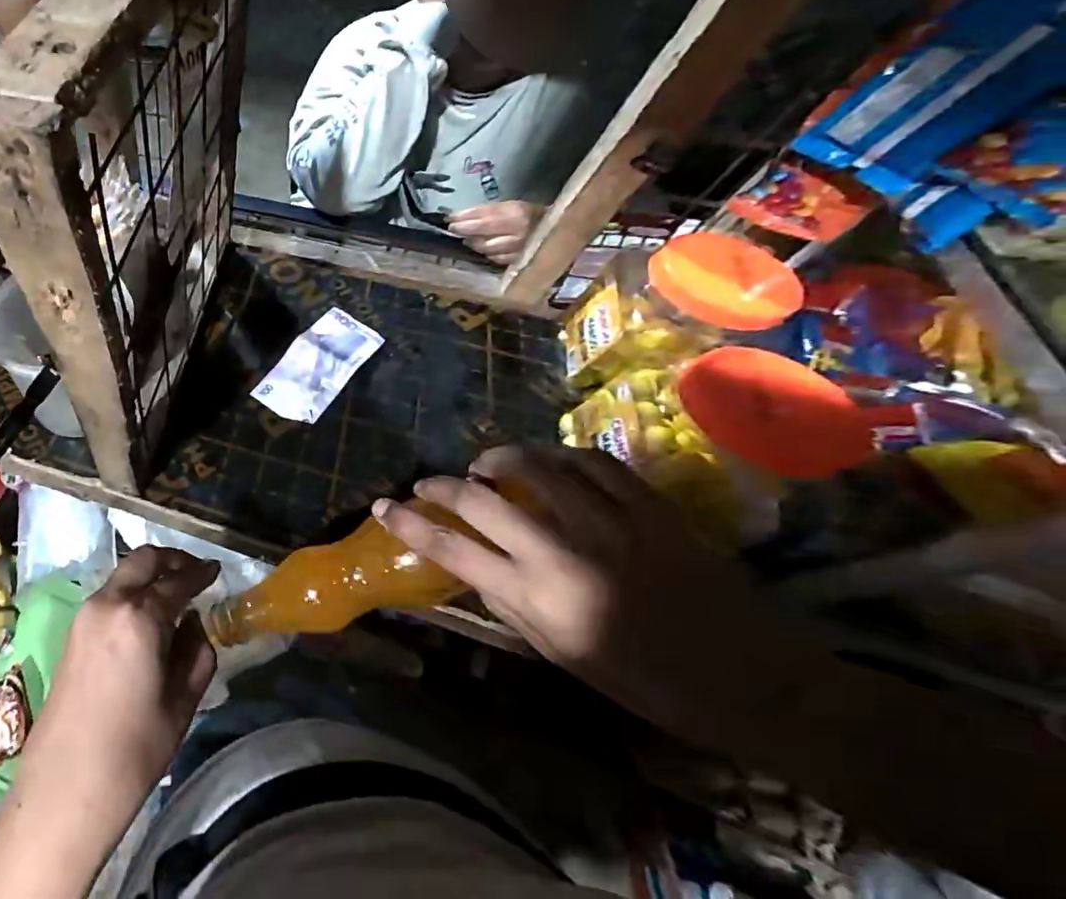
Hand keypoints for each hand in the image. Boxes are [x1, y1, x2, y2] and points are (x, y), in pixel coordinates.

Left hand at [30, 547, 218, 793]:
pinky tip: (149, 614)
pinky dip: (132, 591)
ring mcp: (86, 613)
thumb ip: (197, 652)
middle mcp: (109, 603)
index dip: (200, 573)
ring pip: (123, 574)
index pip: (177, 581)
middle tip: (196, 570)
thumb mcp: (181, 701)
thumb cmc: (134, 747)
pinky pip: (110, 594)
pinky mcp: (74, 629)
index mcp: (139, 617)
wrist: (68, 779)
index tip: (217, 570)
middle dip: (172, 559)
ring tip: (175, 592)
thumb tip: (194, 622)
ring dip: (150, 573)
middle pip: (143, 560)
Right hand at [372, 445, 773, 712]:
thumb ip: (509, 603)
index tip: (382, 506)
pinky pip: (593, 462)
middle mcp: (562, 551)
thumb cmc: (648, 682)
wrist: (757, 681)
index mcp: (537, 596)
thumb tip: (473, 565)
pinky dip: (560, 456)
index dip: (407, 523)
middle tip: (427, 483)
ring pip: (534, 465)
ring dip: (497, 458)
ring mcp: (609, 522)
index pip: (450, 548)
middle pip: (480, 498)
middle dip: (440, 485)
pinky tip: (549, 462)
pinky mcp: (650, 507)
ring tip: (485, 465)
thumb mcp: (559, 654)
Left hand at [448, 201, 540, 264]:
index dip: (463, 218)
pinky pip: (496, 258)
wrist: (559, 230)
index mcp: (517, 212)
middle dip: (464, 230)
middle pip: (482, 231)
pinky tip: (486, 249)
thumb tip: (456, 217)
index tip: (448, 219)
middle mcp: (519, 229)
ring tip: (469, 240)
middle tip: (454, 228)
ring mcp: (520, 247)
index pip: (483, 216)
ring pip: (486, 247)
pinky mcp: (520, 260)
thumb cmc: (528, 216)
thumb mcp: (510, 207)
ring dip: (474, 243)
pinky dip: (488, 253)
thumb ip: (485, 212)